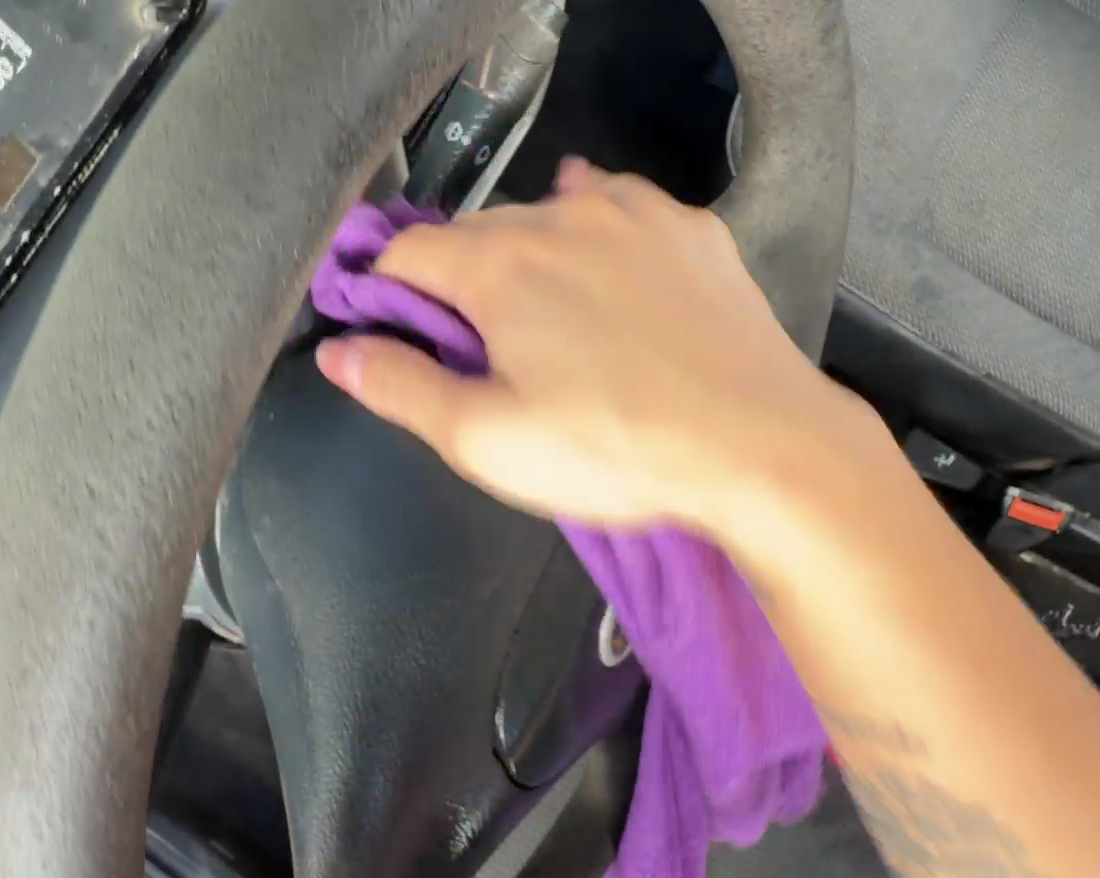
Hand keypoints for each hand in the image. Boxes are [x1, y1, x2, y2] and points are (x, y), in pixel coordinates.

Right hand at [316, 160, 910, 572]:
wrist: (761, 447)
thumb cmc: (612, 449)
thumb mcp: (484, 439)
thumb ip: (400, 388)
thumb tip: (338, 352)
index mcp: (498, 268)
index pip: (405, 255)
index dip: (382, 293)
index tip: (387, 333)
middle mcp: (559, 220)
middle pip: (471, 235)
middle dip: (451, 282)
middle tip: (468, 349)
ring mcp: (632, 217)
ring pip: (543, 215)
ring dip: (518, 256)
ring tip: (533, 315)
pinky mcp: (688, 233)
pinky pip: (618, 205)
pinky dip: (589, 223)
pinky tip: (592, 248)